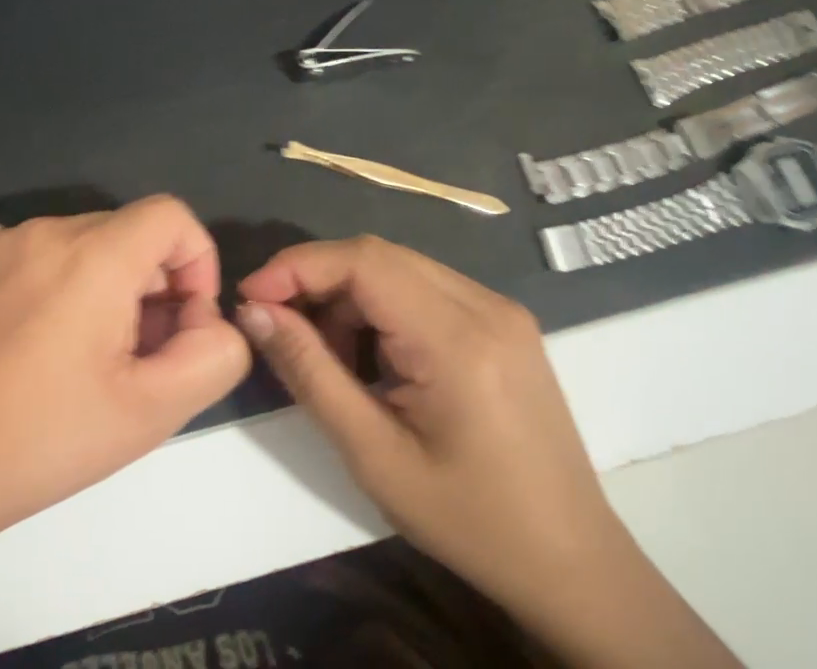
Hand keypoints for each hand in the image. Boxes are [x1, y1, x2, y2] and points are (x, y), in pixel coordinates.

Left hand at [0, 195, 251, 544]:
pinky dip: (52, 291)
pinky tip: (29, 356)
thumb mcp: (153, 411)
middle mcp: (41, 232)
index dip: (197, 263)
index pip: (170, 215)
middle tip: (136, 359)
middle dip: (150, 286)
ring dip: (101, 290)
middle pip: (125, 233)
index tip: (182, 325)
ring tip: (81, 363)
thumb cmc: (42, 440)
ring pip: (77, 247)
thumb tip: (210, 321)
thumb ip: (214, 354)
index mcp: (92, 255)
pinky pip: (30, 261)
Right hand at [237, 238, 741, 668]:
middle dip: (316, 281)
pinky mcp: (504, 326)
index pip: (362, 260)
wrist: (567, 560)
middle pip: (379, 256)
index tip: (249, 300)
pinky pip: (426, 291)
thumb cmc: (466, 518)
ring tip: (326, 358)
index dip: (296, 267)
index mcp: (458, 338)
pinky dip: (382, 309)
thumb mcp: (371, 453)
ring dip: (348, 298)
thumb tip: (253, 311)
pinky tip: (371, 359)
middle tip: (276, 328)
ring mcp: (502, 312)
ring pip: (400, 269)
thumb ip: (309, 372)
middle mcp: (486, 306)